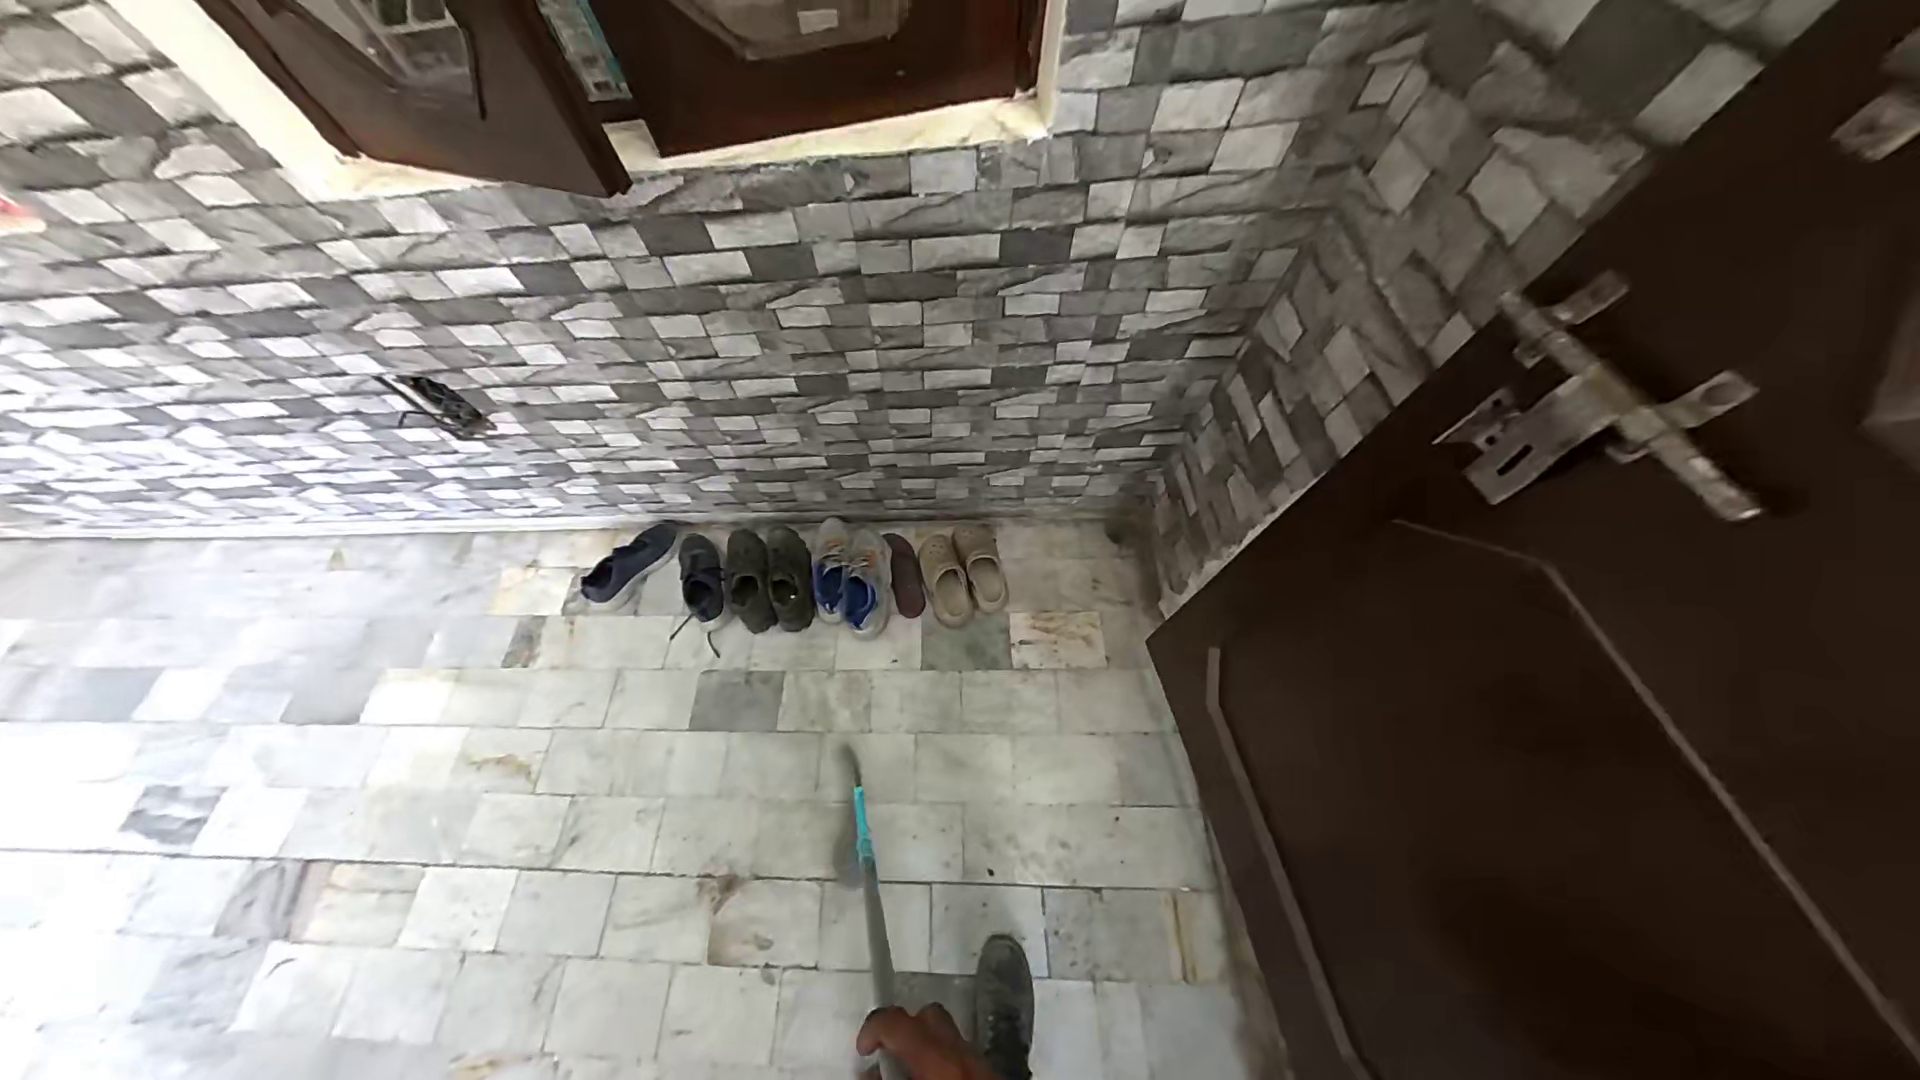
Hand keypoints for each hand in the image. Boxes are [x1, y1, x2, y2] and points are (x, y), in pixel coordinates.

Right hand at [857, 1004, 999, 1079]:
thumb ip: (886, 1079)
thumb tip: (867, 1074)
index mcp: (939, 1060)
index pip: (898, 1021)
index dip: (873, 1026)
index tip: (863, 1046)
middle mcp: (963, 1053)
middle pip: (929, 1016)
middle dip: (904, 1030)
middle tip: (887, 1059)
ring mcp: (982, 1062)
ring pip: (949, 1034)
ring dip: (924, 1045)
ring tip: (908, 1070)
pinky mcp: (993, 1072)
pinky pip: (962, 1053)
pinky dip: (944, 1060)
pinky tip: (933, 1077)